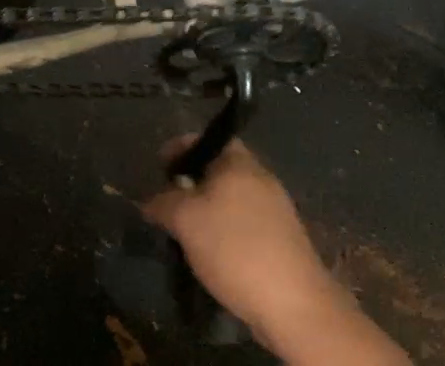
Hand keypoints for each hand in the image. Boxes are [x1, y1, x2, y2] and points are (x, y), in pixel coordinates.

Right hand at [144, 136, 409, 364]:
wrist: (295, 305)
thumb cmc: (234, 248)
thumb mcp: (184, 220)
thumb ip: (162, 203)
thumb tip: (150, 201)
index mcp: (240, 164)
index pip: (208, 139)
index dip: (180, 148)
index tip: (159, 168)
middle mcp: (262, 179)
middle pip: (219, 170)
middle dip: (190, 184)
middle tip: (168, 203)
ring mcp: (277, 211)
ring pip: (231, 200)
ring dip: (206, 211)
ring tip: (186, 233)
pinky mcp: (283, 241)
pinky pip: (245, 224)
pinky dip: (225, 232)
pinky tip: (212, 255)